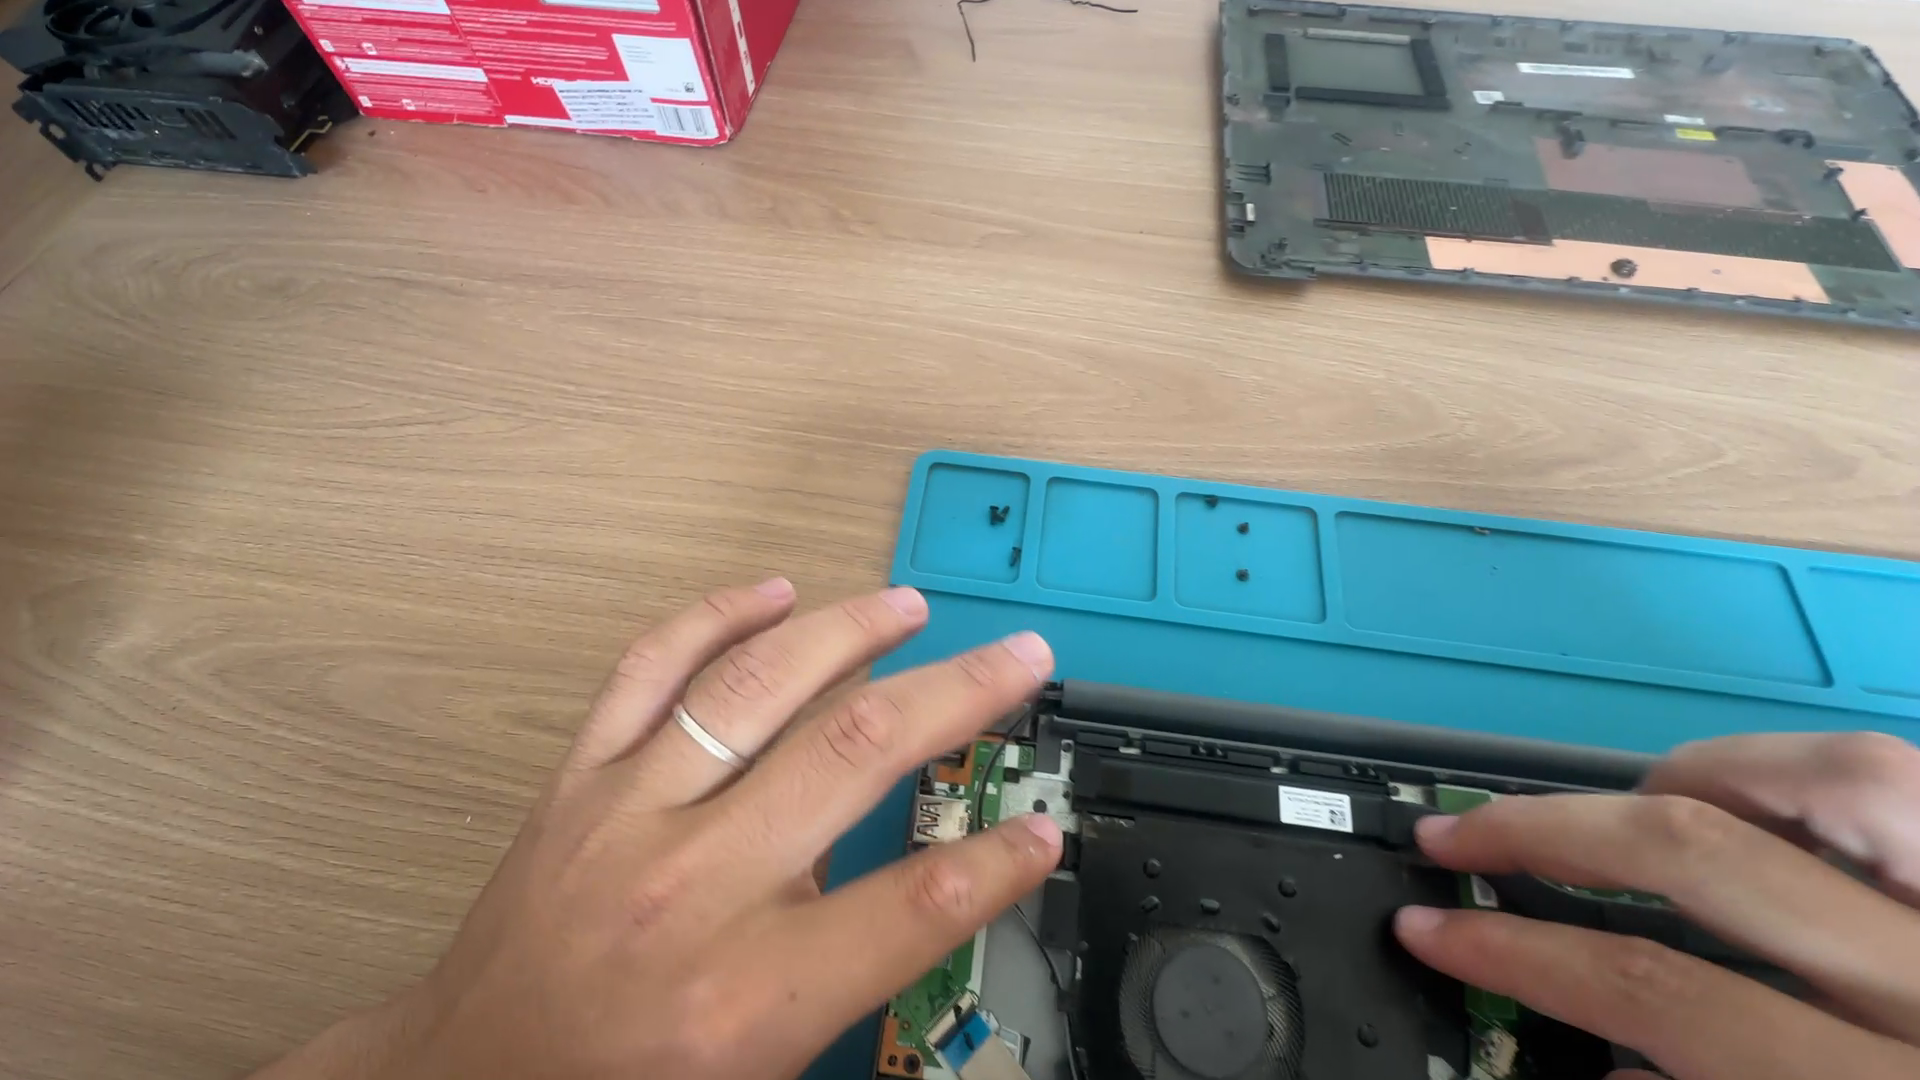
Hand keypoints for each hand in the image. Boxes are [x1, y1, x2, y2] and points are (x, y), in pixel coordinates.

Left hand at [252, 579, 1062, 1079]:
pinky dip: (717, 618)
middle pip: (851, 756)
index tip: (1043, 827)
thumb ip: (854, 979)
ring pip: (754, 688)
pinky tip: (775, 591)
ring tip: (909, 606)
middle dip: (957, 696)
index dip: (997, 863)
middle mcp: (689, 887)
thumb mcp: (761, 1071)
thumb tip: (941, 890)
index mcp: (744, 997)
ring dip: (847, 633)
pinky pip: (649, 670)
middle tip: (1021, 657)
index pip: (911, 909)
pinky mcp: (576, 778)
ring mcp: (625, 814)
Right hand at [1393, 732, 1919, 1079]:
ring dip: (1673, 783)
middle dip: (1541, 833)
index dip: (1518, 958)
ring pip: (1825, 780)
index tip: (1435, 933)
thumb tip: (1599, 1061)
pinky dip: (1790, 771)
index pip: (1660, 996)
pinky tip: (1740, 802)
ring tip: (1603, 809)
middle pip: (1703, 856)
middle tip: (1459, 838)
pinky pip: (1901, 779)